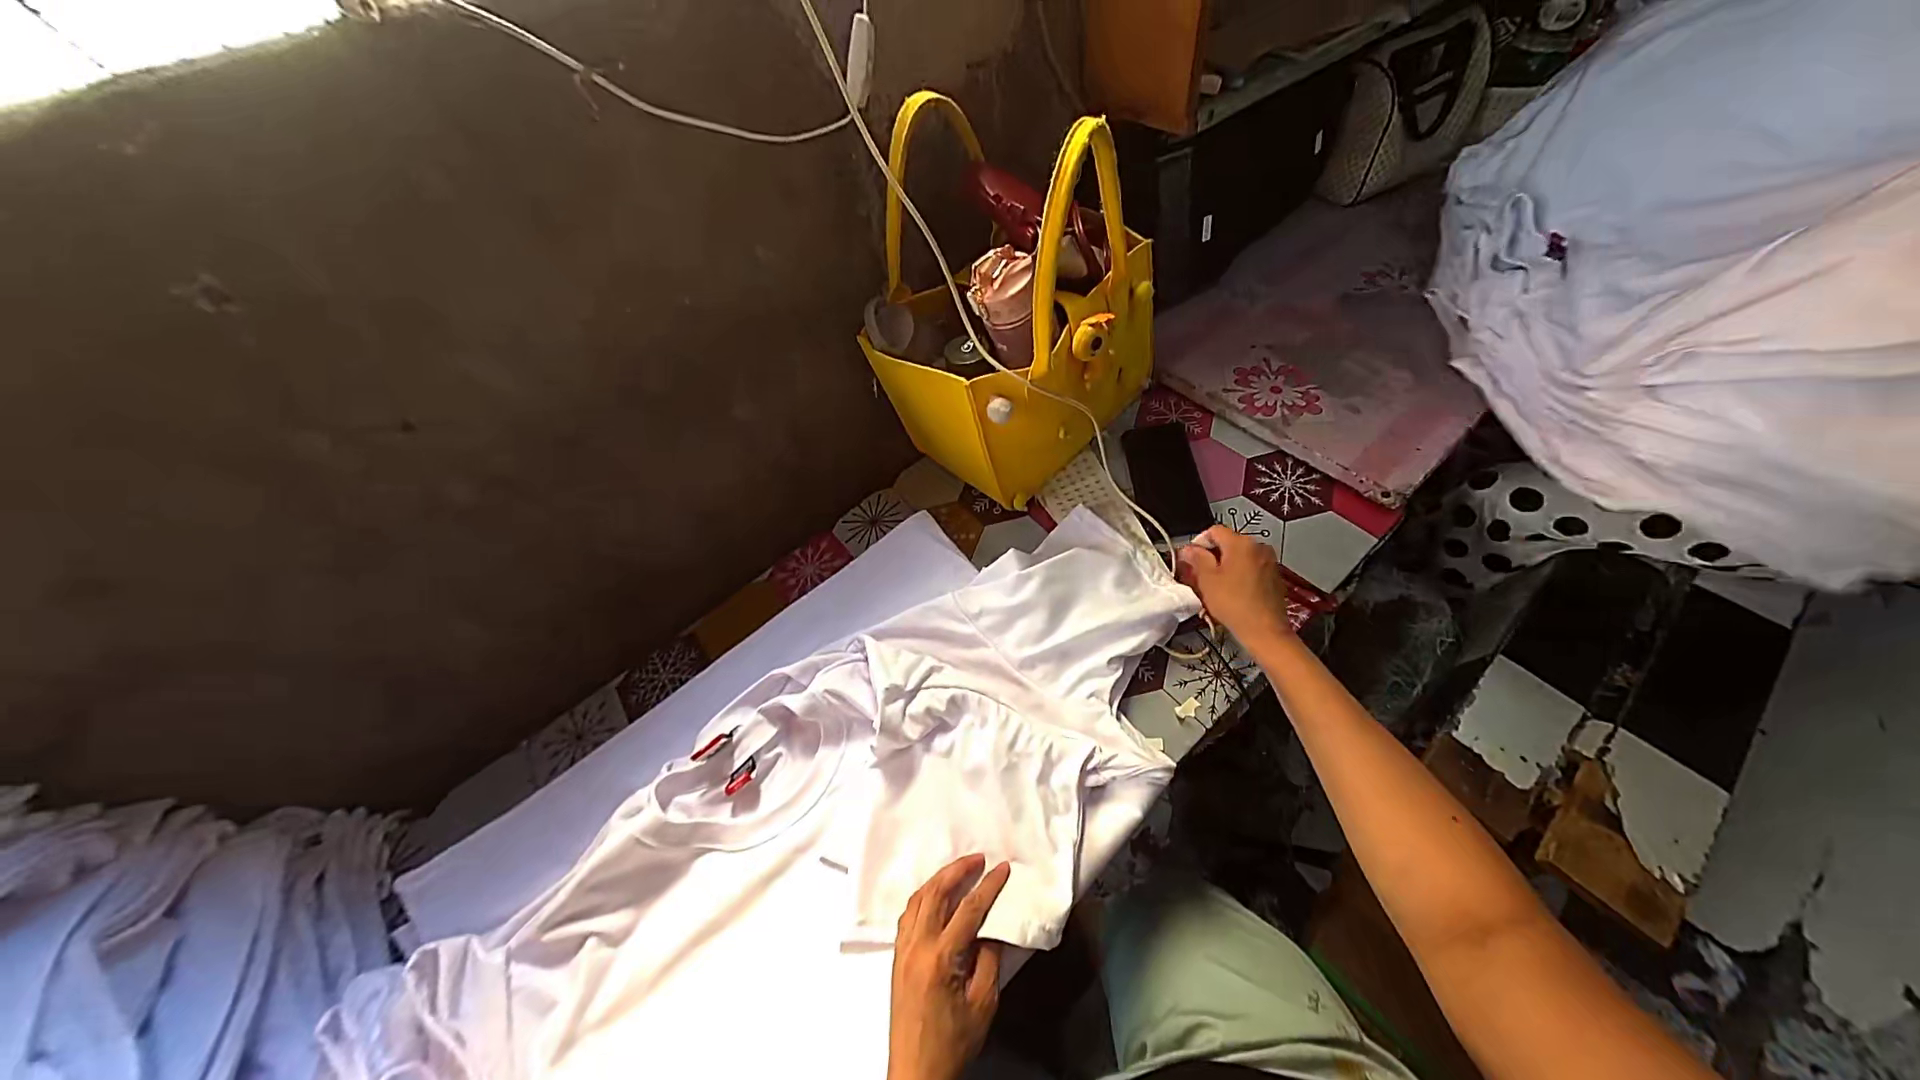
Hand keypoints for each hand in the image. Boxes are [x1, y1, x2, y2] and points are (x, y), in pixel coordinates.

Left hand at [887, 854, 1011, 1079]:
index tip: (1003, 869)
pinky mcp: (896, 957)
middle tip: (977, 858)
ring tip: (958, 870)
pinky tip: (935, 897)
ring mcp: (902, 950)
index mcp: (940, 957)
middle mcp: (916, 946)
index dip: (988, 887)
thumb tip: (992, 930)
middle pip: (935, 893)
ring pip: (917, 900)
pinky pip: (908, 915)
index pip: (968, 910)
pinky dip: (923, 898)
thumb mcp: (983, 1004)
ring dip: (938, 880)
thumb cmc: (953, 1043)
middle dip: (957, 870)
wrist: (916, 1072)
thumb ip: (989, 960)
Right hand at [1176, 525, 1294, 645]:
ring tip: (1214, 586)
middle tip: (1198, 575)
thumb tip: (1189, 549)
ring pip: (1240, 557)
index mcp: (1241, 543)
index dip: (1198, 543)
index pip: (1214, 531)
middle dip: (1211, 556)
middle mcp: (1259, 546)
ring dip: (1225, 566)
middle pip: (1228, 543)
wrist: (1265, 630)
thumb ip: (1196, 558)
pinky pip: (1251, 568)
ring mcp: (1269, 561)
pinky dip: (1239, 575)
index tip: (1190, 560)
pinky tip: (1232, 592)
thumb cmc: (1233, 603)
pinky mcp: (1275, 576)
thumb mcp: (1207, 579)